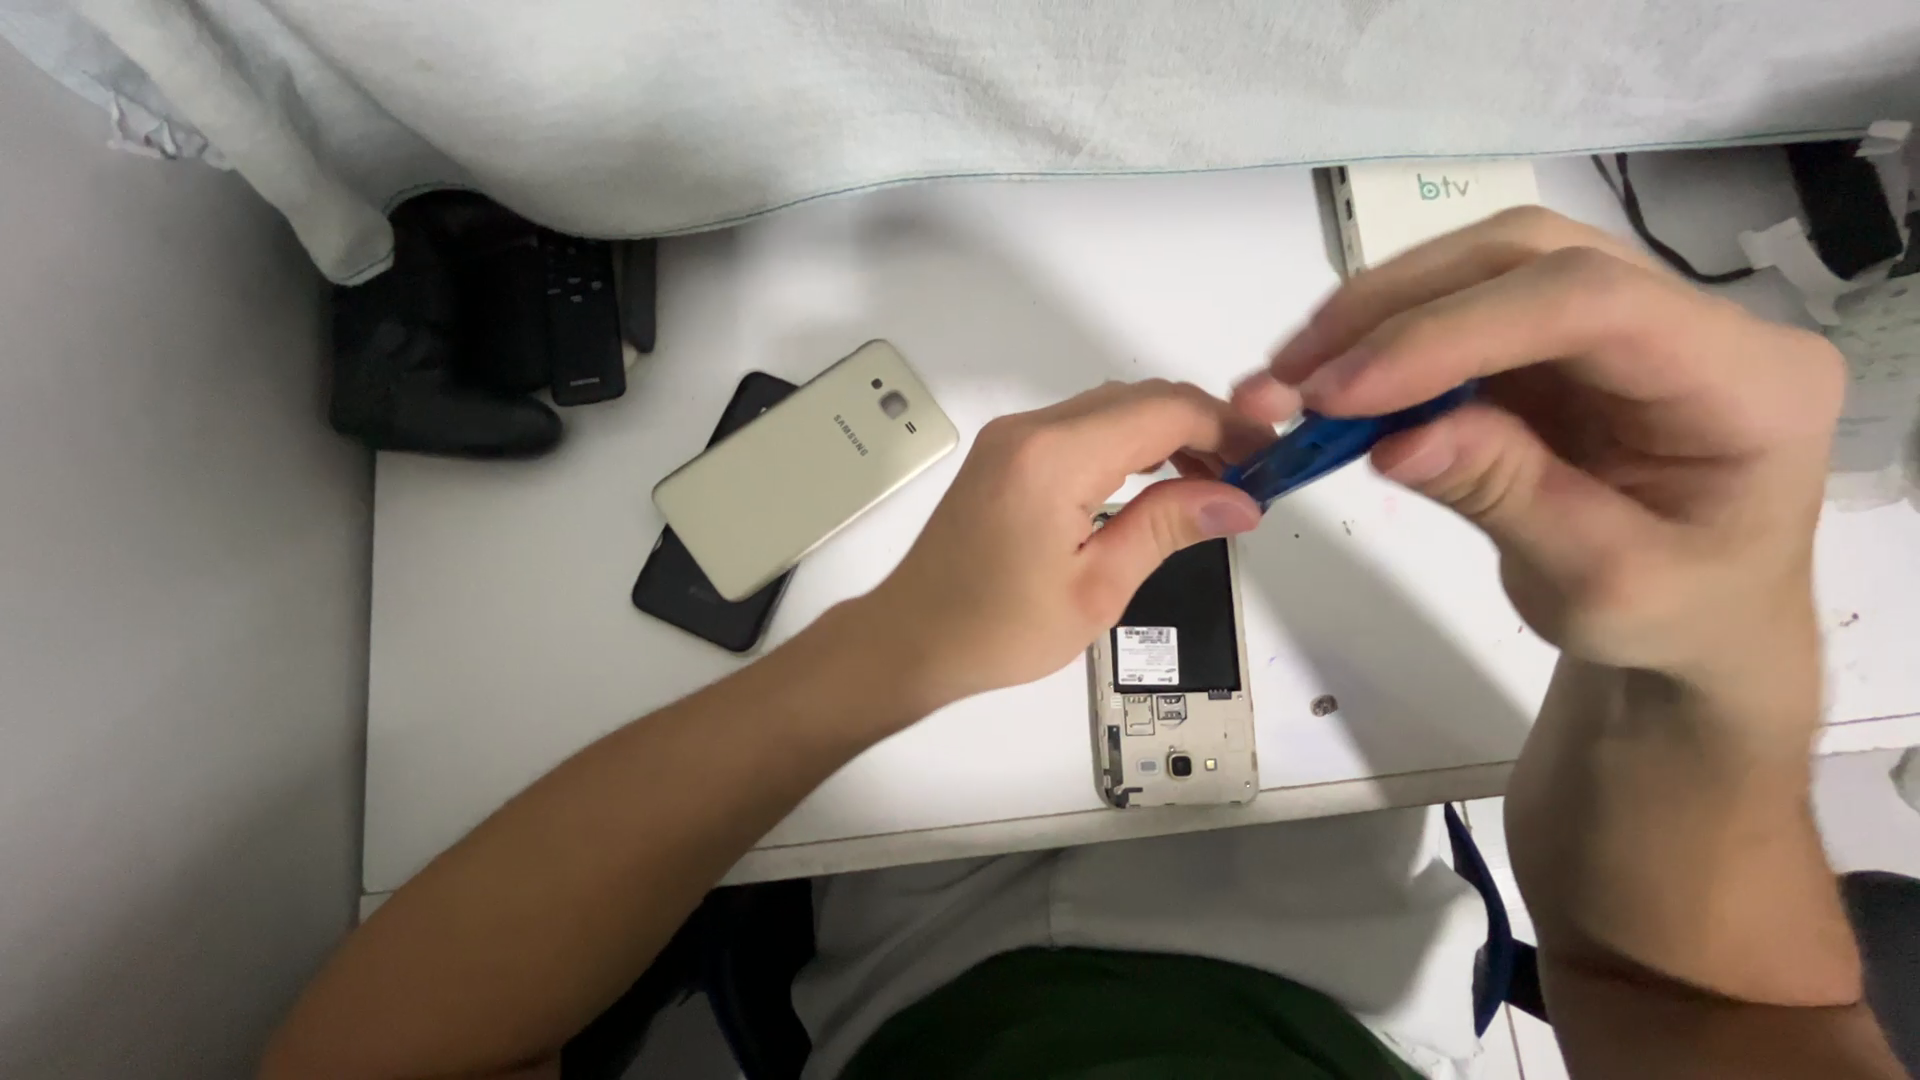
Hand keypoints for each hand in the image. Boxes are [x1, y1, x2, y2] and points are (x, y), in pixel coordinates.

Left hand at [866, 379, 1270, 706]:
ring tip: (1207, 487)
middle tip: (1244, 480)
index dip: (1227, 428)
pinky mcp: (1003, 453)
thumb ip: (1167, 528)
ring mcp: (1011, 437)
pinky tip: (1151, 485)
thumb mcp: (1097, 589)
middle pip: (1139, 400)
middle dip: (1203, 429)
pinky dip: (1126, 445)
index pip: (1163, 412)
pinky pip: (1080, 428)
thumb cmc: (998, 629)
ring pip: (1111, 409)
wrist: (912, 637)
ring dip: (1165, 435)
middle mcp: (1029, 429)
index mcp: (1053, 458)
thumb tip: (1239, 501)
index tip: (1268, 461)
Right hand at [1234, 207, 1843, 684]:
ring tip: (1294, 376)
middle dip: (1393, 308)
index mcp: (1741, 382)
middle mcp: (1684, 324)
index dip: (1448, 334)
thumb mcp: (1597, 583)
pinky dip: (1378, 340)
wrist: (1685, 622)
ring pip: (1480, 267)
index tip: (1334, 396)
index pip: (1587, 305)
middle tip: (1293, 376)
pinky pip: (1454, 312)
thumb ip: (1506, 498)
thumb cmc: (1668, 616)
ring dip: (1373, 314)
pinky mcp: (1547, 348)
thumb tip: (1393, 444)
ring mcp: (1612, 326)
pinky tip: (1329, 379)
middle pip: (1525, 257)